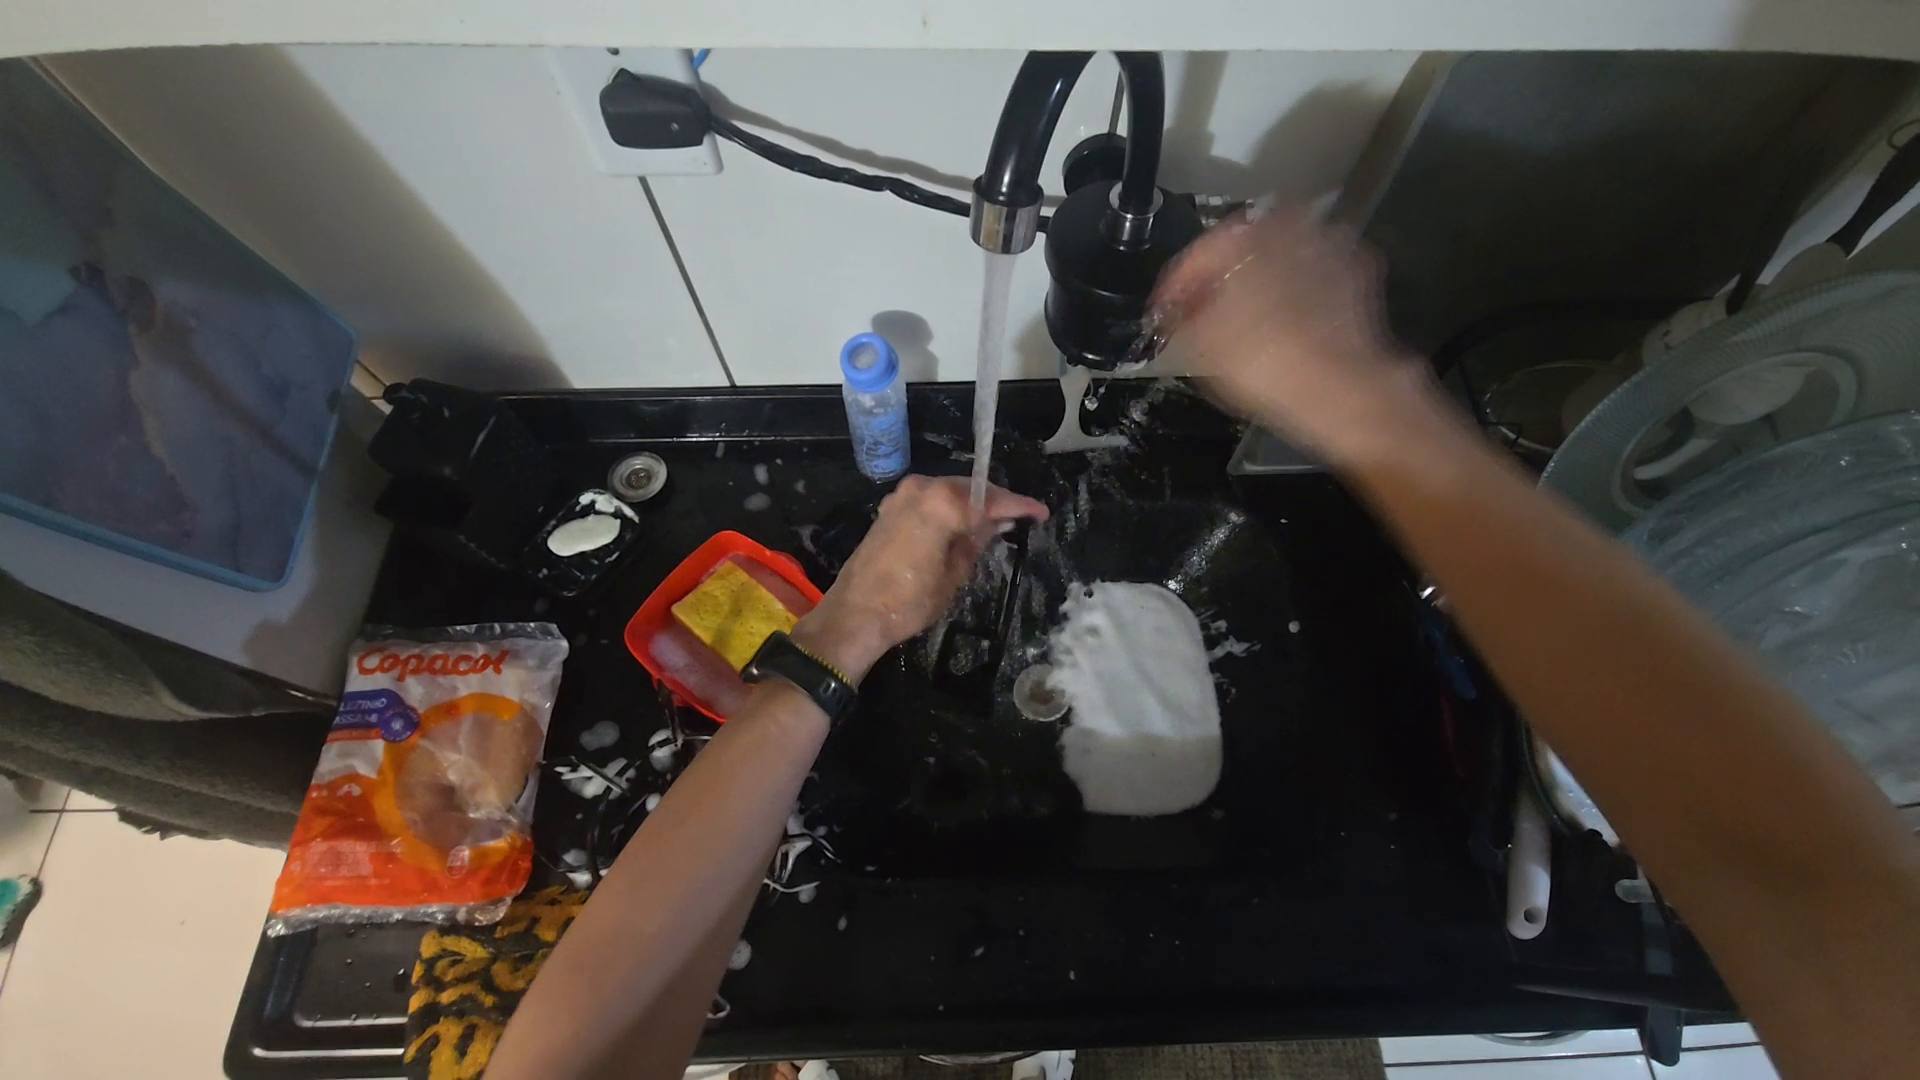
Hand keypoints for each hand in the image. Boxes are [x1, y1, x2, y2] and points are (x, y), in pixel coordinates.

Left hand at [791, 476, 1047, 682]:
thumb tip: (998, 522)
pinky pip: (930, 501)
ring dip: (971, 506)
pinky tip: (962, 527)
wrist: (855, 615)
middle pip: (969, 489)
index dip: (1020, 506)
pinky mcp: (889, 509)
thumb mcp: (955, 574)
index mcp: (942, 502)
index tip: (1041, 512)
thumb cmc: (910, 600)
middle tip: (1020, 518)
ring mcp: (901, 496)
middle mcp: (921, 488)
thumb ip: (977, 540)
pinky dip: (948, 510)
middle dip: (995, 503)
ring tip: (995, 524)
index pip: (991, 499)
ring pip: (948, 493)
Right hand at [1150, 206, 1447, 467]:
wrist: (1340, 389)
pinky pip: (1308, 276)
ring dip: (1255, 281)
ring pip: (1278, 257)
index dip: (1176, 283)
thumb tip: (1177, 315)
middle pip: (1241, 247)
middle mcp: (1290, 229)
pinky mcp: (1354, 275)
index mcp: (1245, 238)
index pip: (1197, 252)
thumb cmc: (1266, 364)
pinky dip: (1289, 292)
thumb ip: (1181, 319)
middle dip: (1219, 275)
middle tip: (1201, 306)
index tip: (1165, 308)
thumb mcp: (1200, 346)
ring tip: (1239, 316)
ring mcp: (1327, 249)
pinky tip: (1279, 321)